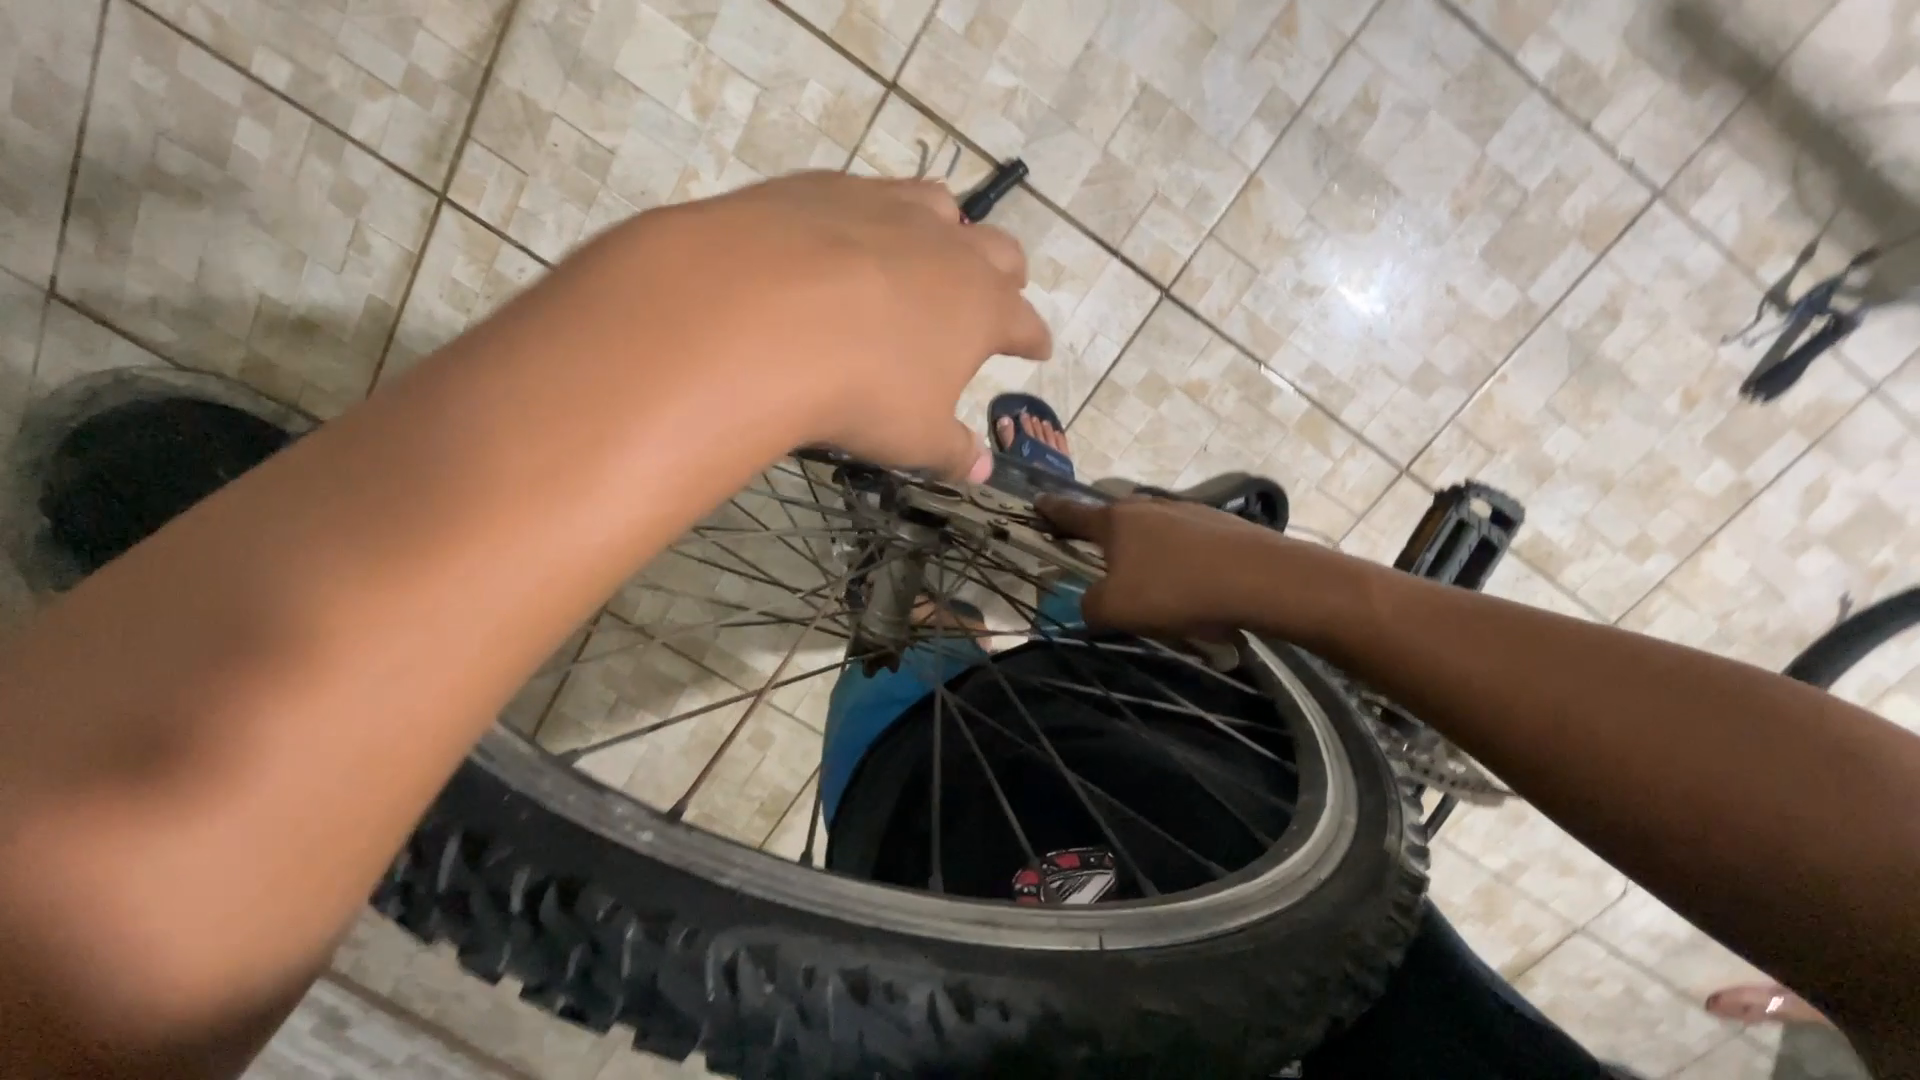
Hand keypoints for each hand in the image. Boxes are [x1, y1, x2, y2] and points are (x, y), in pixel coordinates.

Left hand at [619, 172, 1051, 481]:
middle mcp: (947, 247)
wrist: (758, 317)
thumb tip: (983, 470)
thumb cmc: (859, 390)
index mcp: (982, 307)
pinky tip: (846, 236)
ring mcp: (889, 208)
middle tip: (1000, 290)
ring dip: (945, 230)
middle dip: (1005, 274)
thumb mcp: (913, 438)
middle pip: (999, 251)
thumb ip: (953, 452)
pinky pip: (867, 193)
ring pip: (939, 207)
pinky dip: (872, 216)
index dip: (1033, 338)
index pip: (1025, 322)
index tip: (1038, 349)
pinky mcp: (828, 187)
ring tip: (931, 250)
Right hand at [1036, 495, 1290, 637]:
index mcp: (1116, 520)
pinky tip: (1194, 592)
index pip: (1072, 513)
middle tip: (1102, 567)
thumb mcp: (1115, 609)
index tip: (1037, 502)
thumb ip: (1090, 606)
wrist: (1260, 580)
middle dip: (1106, 542)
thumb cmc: (1175, 590)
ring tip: (1155, 591)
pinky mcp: (1221, 527)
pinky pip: (1187, 547)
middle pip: (1116, 523)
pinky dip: (1181, 566)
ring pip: (1154, 535)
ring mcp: (1188, 512)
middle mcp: (1149, 506)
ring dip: (1148, 558)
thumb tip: (1092, 602)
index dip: (1051, 511)